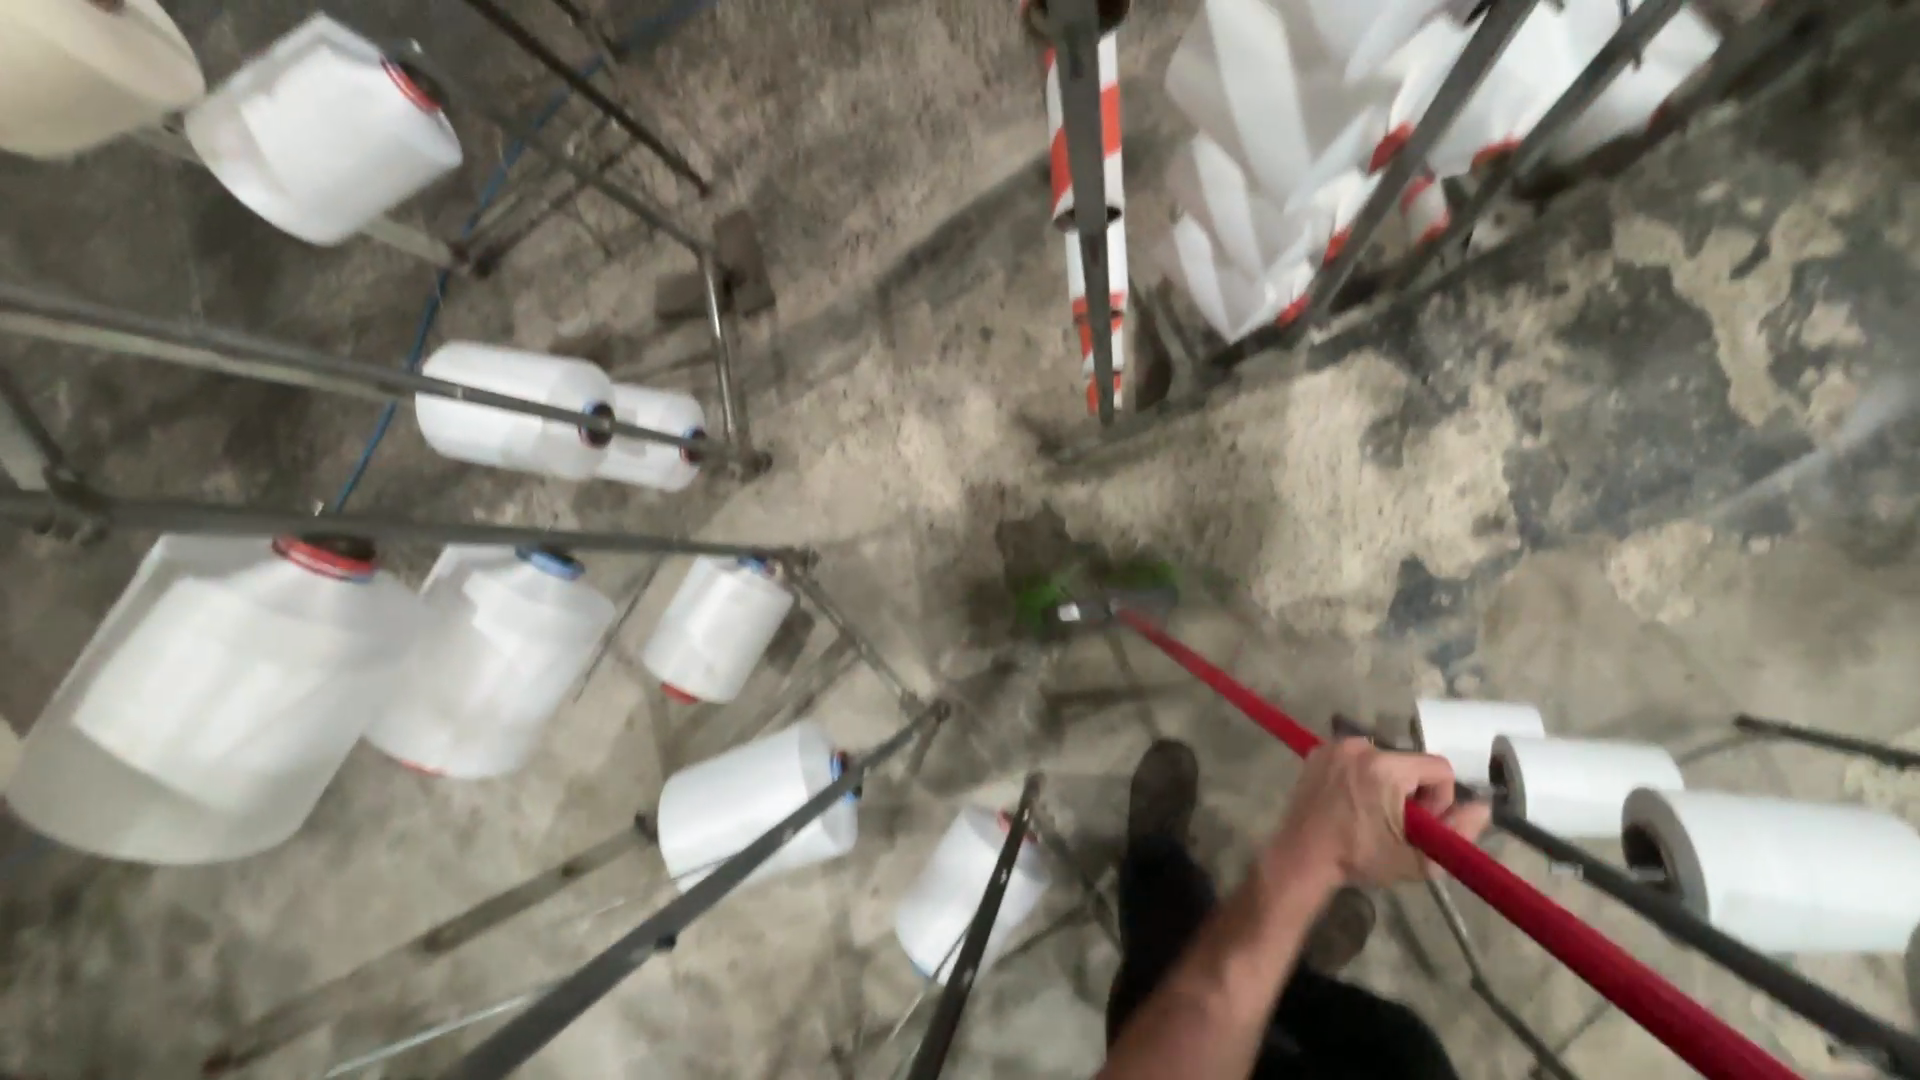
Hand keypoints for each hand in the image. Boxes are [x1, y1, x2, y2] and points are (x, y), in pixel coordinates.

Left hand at [1267, 738, 1491, 887]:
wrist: (1303, 856)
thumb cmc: (1359, 858)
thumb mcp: (1419, 858)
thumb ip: (1459, 832)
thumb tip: (1483, 807)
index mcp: (1384, 767)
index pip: (1439, 768)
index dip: (1440, 798)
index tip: (1422, 823)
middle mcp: (1358, 746)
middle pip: (1410, 762)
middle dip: (1413, 791)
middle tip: (1396, 822)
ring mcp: (1333, 746)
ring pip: (1383, 759)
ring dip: (1388, 783)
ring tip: (1372, 814)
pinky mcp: (1316, 752)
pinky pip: (1356, 758)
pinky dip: (1362, 775)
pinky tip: (1352, 802)